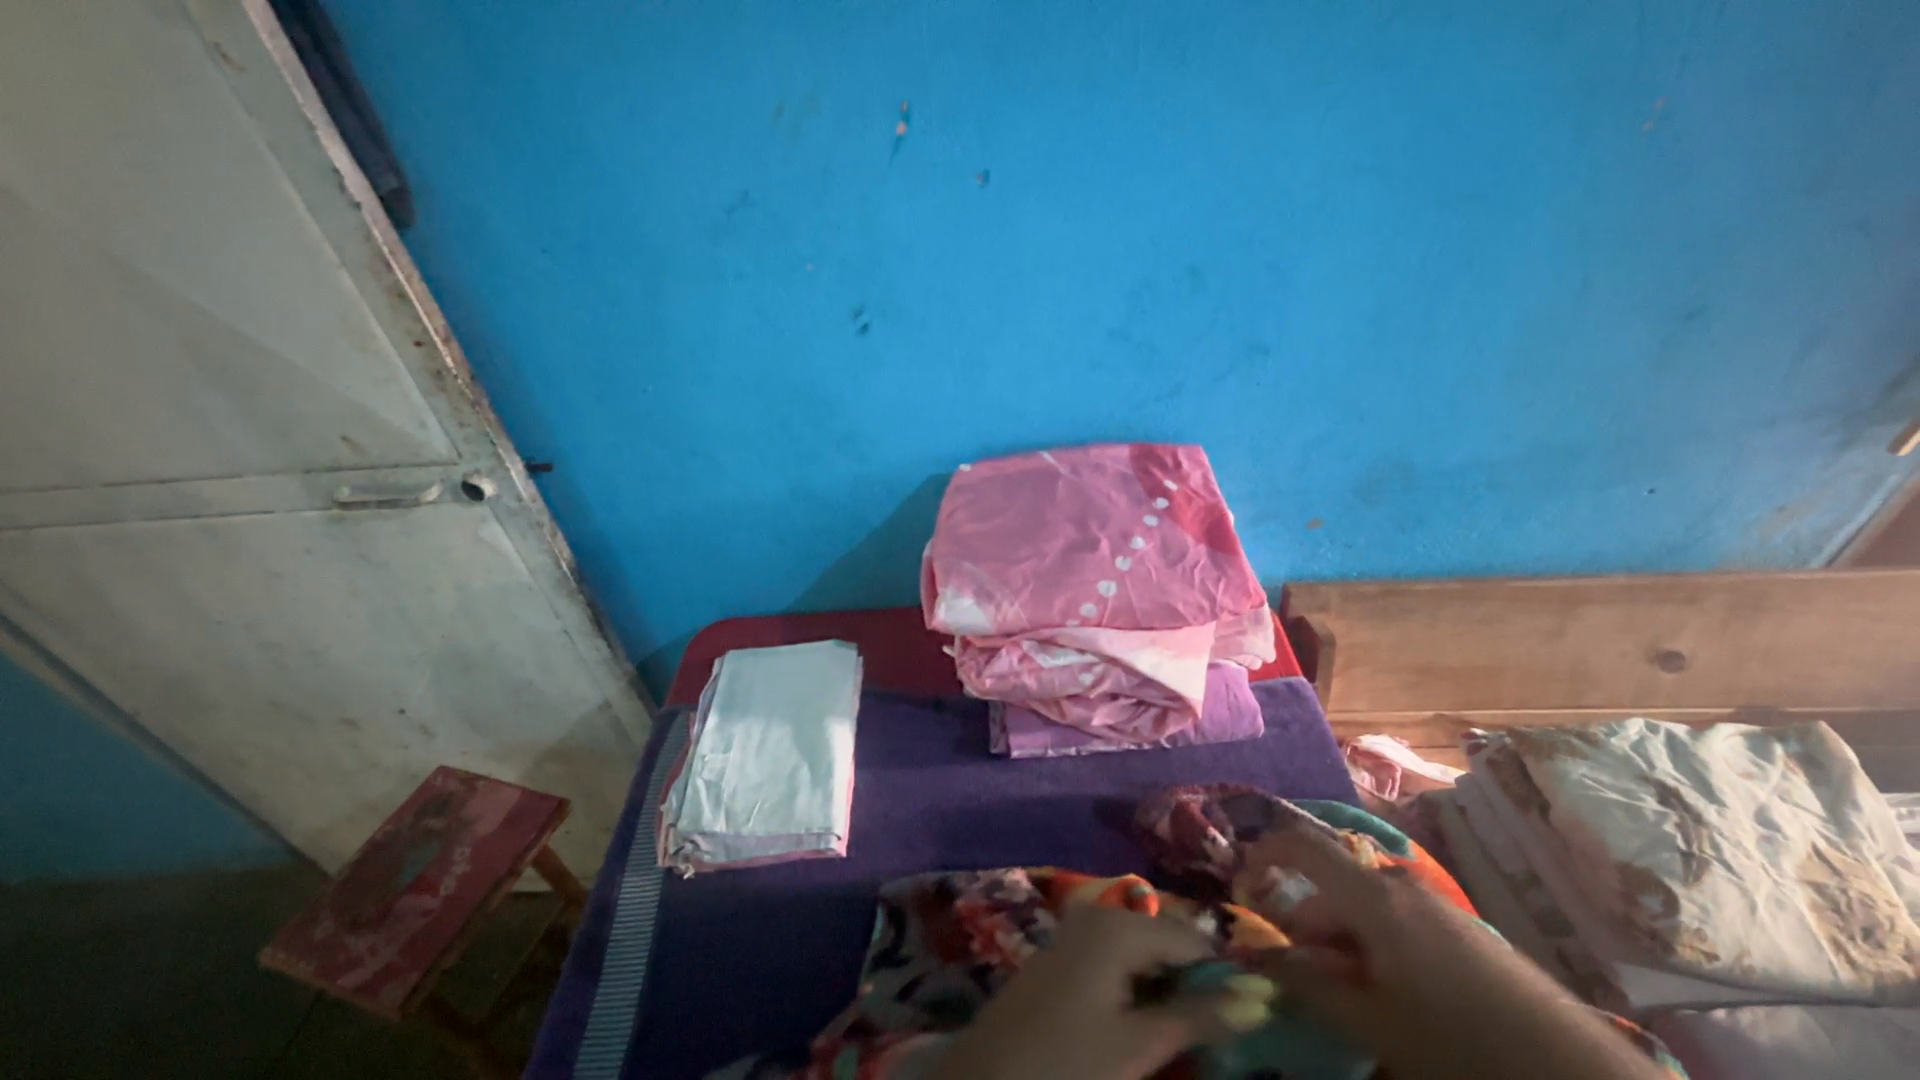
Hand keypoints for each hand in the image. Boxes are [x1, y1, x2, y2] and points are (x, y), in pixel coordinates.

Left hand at [926, 905, 1274, 1079]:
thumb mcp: (1138, 1045)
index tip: (1247, 1021)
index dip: (1223, 979)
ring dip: (1164, 992)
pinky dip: (1134, 991)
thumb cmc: (1065, 1063)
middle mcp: (1096, 917)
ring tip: (1179, 1037)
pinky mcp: (1058, 960)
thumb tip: (1260, 997)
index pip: (1194, 940)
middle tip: (1212, 1035)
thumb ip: (1199, 1016)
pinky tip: (1140, 1029)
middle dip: (1192, 984)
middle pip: (1165, 943)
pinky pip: (1113, 963)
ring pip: (1140, 955)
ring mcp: (1073, 936)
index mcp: (1118, 926)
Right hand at [1238, 827, 1671, 1079]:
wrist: (1570, 1068)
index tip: (1238, 894)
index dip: (1258, 857)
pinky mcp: (1460, 929)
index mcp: (1372, 895)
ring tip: (1345, 999)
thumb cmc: (1455, 1039)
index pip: (1298, 844)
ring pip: (1361, 909)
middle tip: (1295, 978)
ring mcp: (1435, 904)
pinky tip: (1387, 997)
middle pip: (1328, 886)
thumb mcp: (1368, 1018)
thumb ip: (1303, 981)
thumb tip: (1251, 952)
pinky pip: (1395, 923)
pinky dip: (1371, 948)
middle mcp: (1400, 884)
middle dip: (1301, 925)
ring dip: (1338, 943)